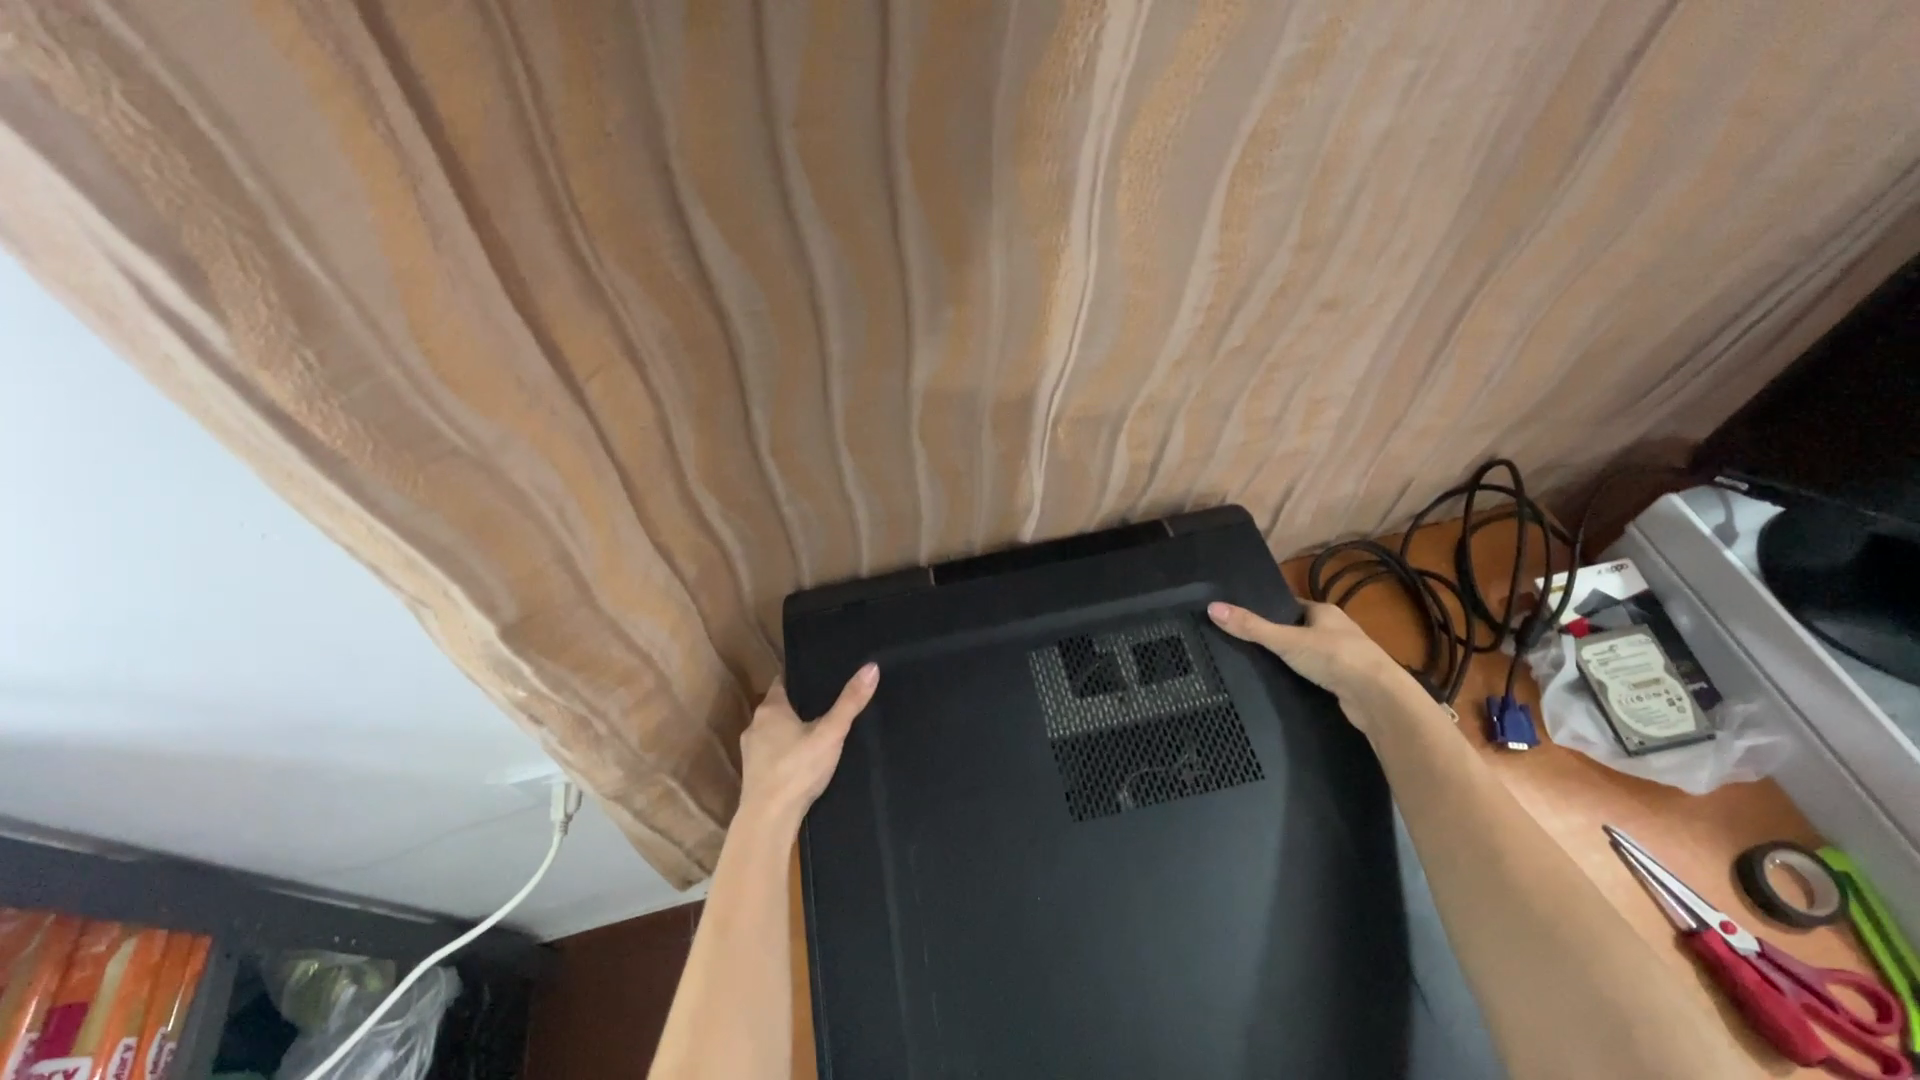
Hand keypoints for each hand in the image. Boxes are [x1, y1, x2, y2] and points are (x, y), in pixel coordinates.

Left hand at [736, 663, 878, 831]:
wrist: (769, 817)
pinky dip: (785, 752)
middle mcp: (755, 724)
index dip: (801, 678)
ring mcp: (751, 751)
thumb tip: (871, 667)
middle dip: (800, 706)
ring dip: (790, 730)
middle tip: (827, 705)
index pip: (782, 681)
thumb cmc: (798, 769)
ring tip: (817, 732)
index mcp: (771, 708)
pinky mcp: (753, 773)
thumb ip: (850, 702)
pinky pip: (771, 753)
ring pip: (773, 731)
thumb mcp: (831, 733)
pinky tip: (802, 760)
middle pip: (778, 706)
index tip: (820, 677)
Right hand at [1207, 600, 1427, 730]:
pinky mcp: (1345, 681)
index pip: (1291, 606)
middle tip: (1247, 646)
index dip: (1269, 611)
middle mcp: (1337, 630)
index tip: (1244, 619)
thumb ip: (1251, 627)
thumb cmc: (1334, 657)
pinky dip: (1304, 679)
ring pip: (1309, 654)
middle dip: (1279, 637)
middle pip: (1300, 629)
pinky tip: (1286, 686)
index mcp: (1325, 611)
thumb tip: (1212, 608)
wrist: (1377, 697)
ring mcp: (1344, 657)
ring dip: (1292, 660)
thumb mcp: (1285, 640)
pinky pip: (1318, 675)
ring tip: (1261, 667)